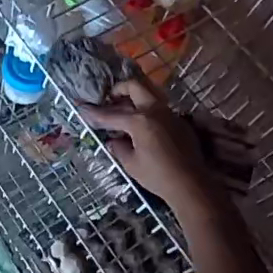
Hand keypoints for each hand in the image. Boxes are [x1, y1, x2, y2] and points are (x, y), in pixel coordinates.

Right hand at [79, 77, 216, 205]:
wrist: (190, 184)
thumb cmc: (156, 176)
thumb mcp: (130, 163)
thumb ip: (119, 147)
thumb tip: (114, 140)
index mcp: (139, 121)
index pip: (111, 115)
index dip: (94, 113)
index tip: (82, 108)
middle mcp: (155, 111)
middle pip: (135, 87)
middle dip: (119, 90)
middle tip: (109, 99)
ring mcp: (170, 115)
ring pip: (149, 96)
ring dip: (134, 100)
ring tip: (123, 112)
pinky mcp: (180, 123)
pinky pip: (159, 110)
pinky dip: (146, 112)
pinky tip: (142, 128)